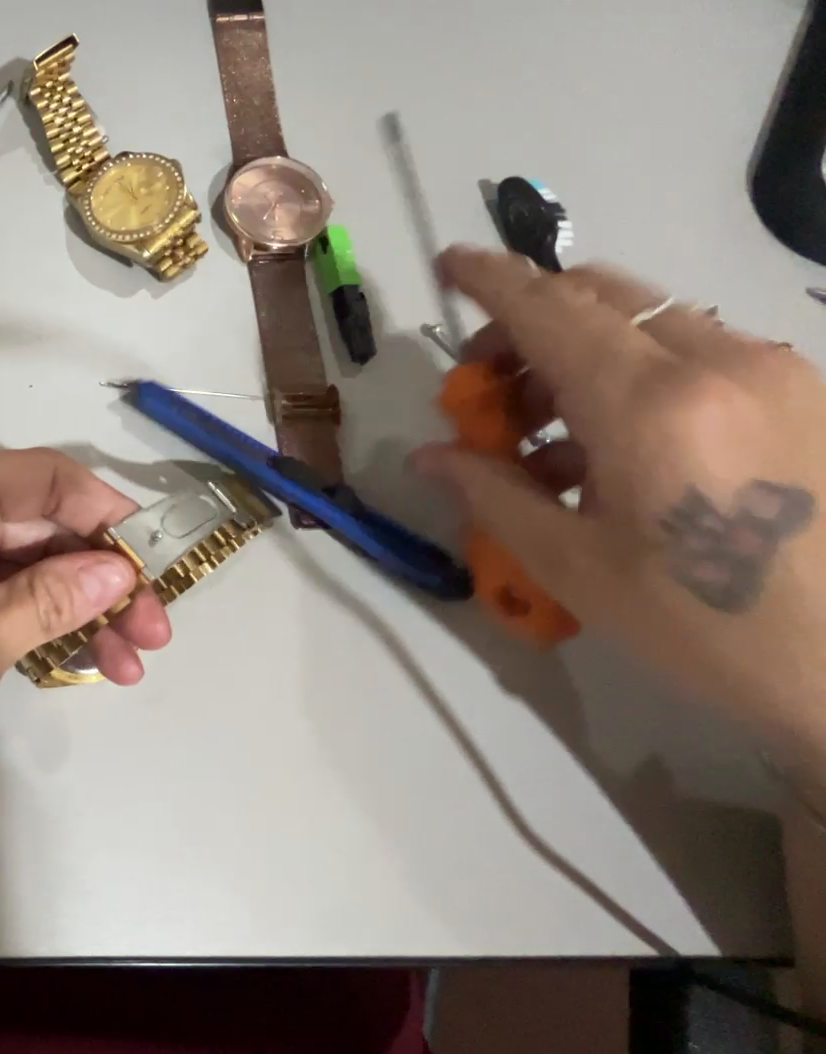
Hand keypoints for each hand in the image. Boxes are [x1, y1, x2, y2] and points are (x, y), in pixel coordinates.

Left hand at [0, 449, 169, 794]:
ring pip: (13, 562)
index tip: (156, 569)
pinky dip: (26, 618)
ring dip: (69, 605)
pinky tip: (73, 656)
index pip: (44, 478)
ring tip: (123, 664)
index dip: (107, 517)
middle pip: (33, 523)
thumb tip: (116, 572)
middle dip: (96, 576)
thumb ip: (54, 597)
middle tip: (150, 638)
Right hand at [419, 248, 825, 756]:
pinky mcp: (808, 396)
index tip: (448, 264)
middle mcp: (719, 365)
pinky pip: (697, 354)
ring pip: (650, 323)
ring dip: (578, 355)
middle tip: (488, 388)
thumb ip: (491, 491)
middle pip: (603, 298)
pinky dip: (633, 375)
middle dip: (528, 323)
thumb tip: (431, 456)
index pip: (551, 310)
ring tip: (547, 436)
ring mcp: (776, 375)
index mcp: (648, 404)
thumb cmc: (702, 622)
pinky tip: (615, 447)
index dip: (491, 281)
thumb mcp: (569, 562)